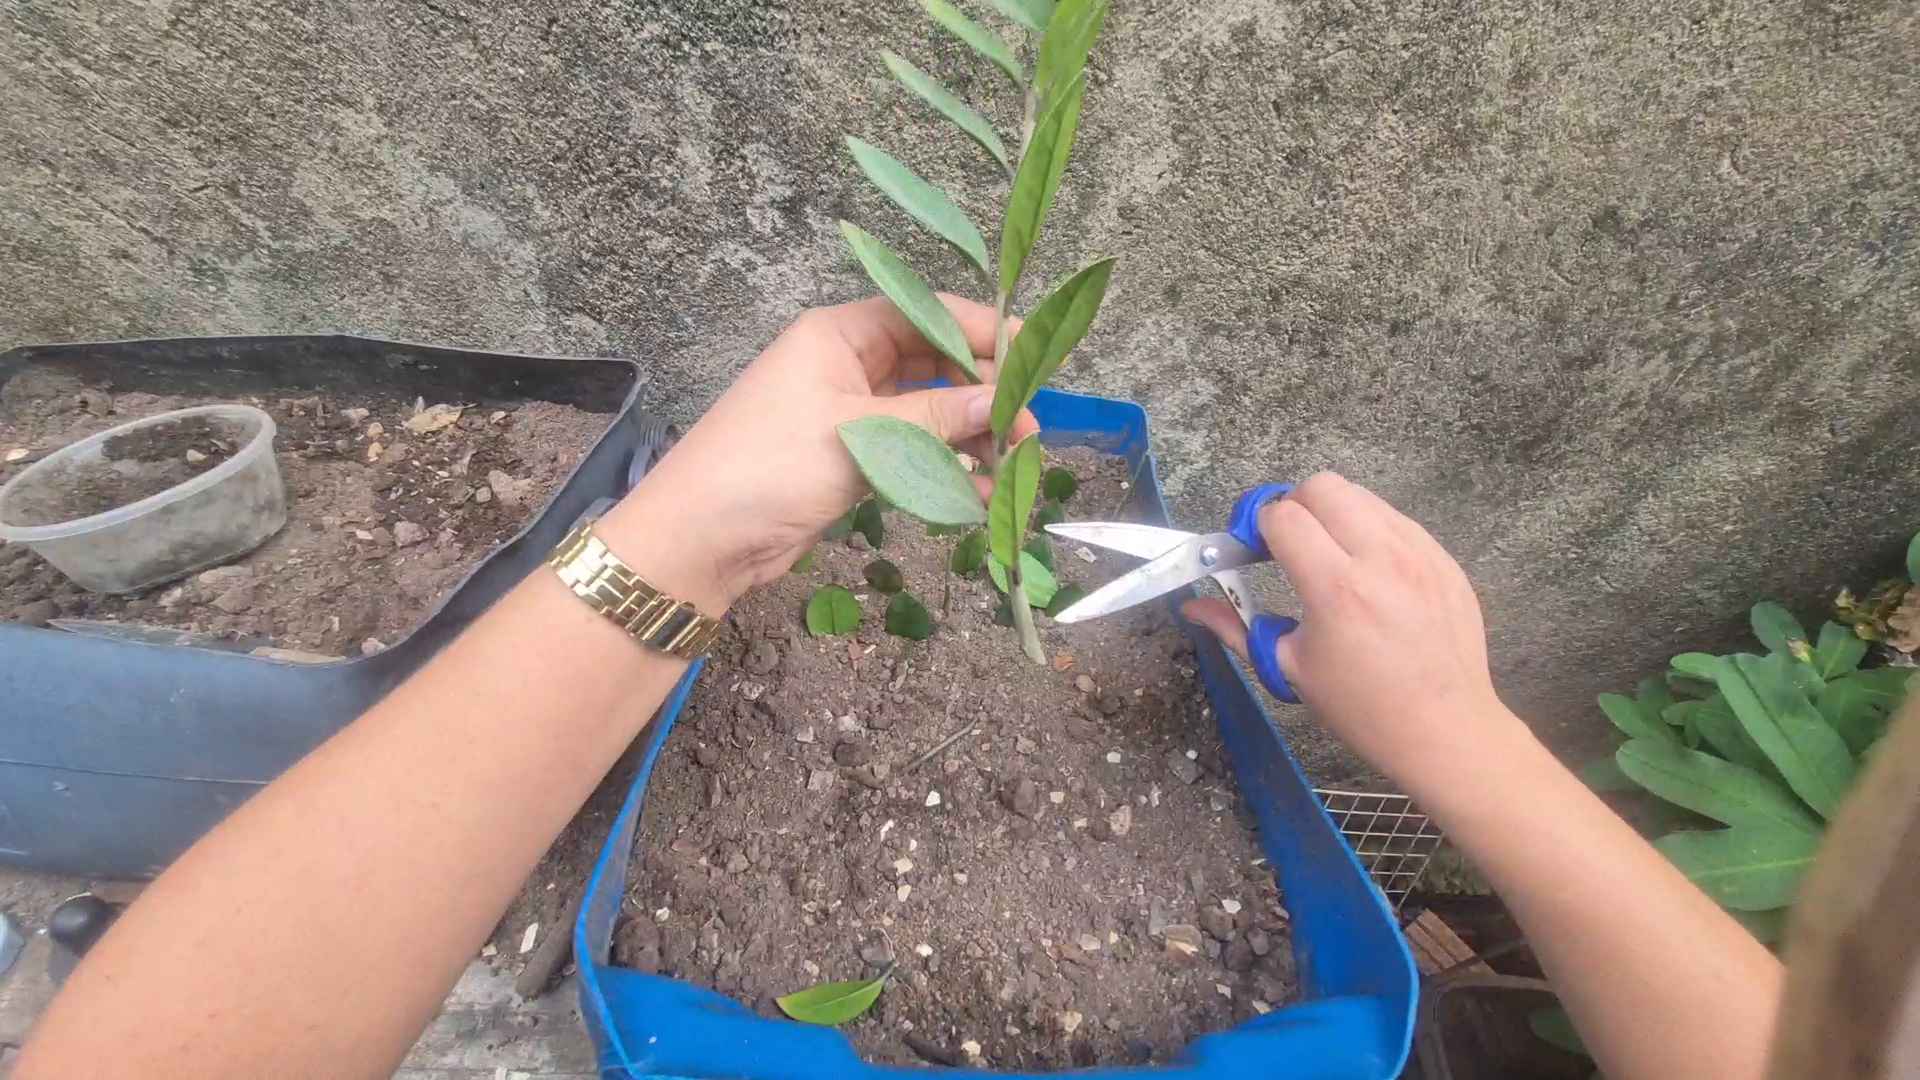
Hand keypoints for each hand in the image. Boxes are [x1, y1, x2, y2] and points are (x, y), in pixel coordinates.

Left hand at [596, 296, 1036, 613]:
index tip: (1034, 356)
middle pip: (933, 365)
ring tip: (1009, 465)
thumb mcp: (861, 434)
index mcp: (841, 334)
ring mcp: (850, 413)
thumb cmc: (773, 466)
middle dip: (981, 393)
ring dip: (967, 436)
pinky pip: (911, 451)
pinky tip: (975, 490)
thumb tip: (1001, 401)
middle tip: (1026, 429)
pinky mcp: (852, 457)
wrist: (704, 538)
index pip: (927, 316)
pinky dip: (942, 467)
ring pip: (927, 412)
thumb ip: (935, 416)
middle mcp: (848, 365)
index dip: (983, 332)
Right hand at [1182, 473, 1528, 791]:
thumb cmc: (1359, 706)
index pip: (1283, 516)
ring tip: (1329, 555)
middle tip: (1290, 545)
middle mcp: (1382, 559)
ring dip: (1332, 514)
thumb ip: (1234, 627)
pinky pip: (1395, 518)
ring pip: (1360, 495)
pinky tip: (1367, 571)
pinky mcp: (1445, 560)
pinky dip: (1368, 530)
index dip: (1258, 527)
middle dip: (1294, 507)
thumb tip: (1190, 606)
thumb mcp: (1287, 668)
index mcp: (1336, 589)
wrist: (1446, 731)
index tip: (1254, 550)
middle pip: (1322, 487)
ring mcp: (1421, 555)